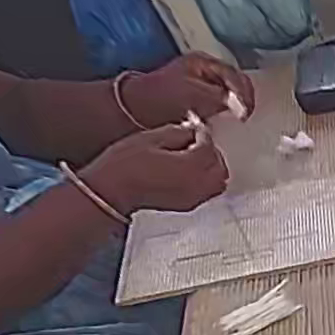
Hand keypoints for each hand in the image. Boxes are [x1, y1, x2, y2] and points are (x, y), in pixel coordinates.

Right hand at [82, 123, 228, 214]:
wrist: (114, 190)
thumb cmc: (126, 164)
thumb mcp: (151, 138)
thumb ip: (178, 133)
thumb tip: (192, 131)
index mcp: (189, 166)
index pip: (209, 148)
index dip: (204, 136)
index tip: (198, 129)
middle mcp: (197, 185)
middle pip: (220, 167)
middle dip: (213, 152)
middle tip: (201, 142)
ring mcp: (195, 197)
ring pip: (219, 182)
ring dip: (214, 168)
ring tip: (199, 156)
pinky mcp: (190, 205)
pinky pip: (210, 192)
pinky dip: (209, 180)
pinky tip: (194, 172)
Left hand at [120, 52, 255, 126]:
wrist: (140, 110)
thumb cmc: (162, 98)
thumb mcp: (194, 93)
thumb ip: (220, 96)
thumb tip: (241, 104)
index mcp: (205, 63)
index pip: (237, 77)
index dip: (244, 95)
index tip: (243, 114)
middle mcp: (209, 72)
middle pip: (239, 85)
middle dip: (244, 101)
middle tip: (242, 118)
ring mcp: (208, 86)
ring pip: (235, 96)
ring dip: (238, 108)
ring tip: (236, 121)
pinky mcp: (206, 102)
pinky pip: (227, 106)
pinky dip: (231, 114)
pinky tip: (228, 123)